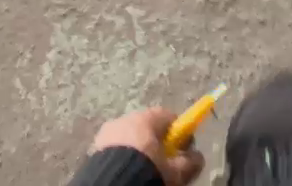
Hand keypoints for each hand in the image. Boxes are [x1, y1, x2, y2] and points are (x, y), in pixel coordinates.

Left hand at [91, 107, 206, 185]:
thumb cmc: (146, 172)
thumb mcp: (173, 173)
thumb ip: (189, 162)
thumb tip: (198, 157)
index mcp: (147, 118)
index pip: (170, 118)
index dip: (179, 134)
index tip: (183, 151)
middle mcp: (126, 118)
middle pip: (148, 127)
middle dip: (156, 144)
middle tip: (162, 165)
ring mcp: (108, 131)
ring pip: (130, 138)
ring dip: (137, 150)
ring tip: (142, 171)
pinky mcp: (94, 147)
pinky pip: (115, 149)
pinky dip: (122, 158)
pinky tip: (127, 173)